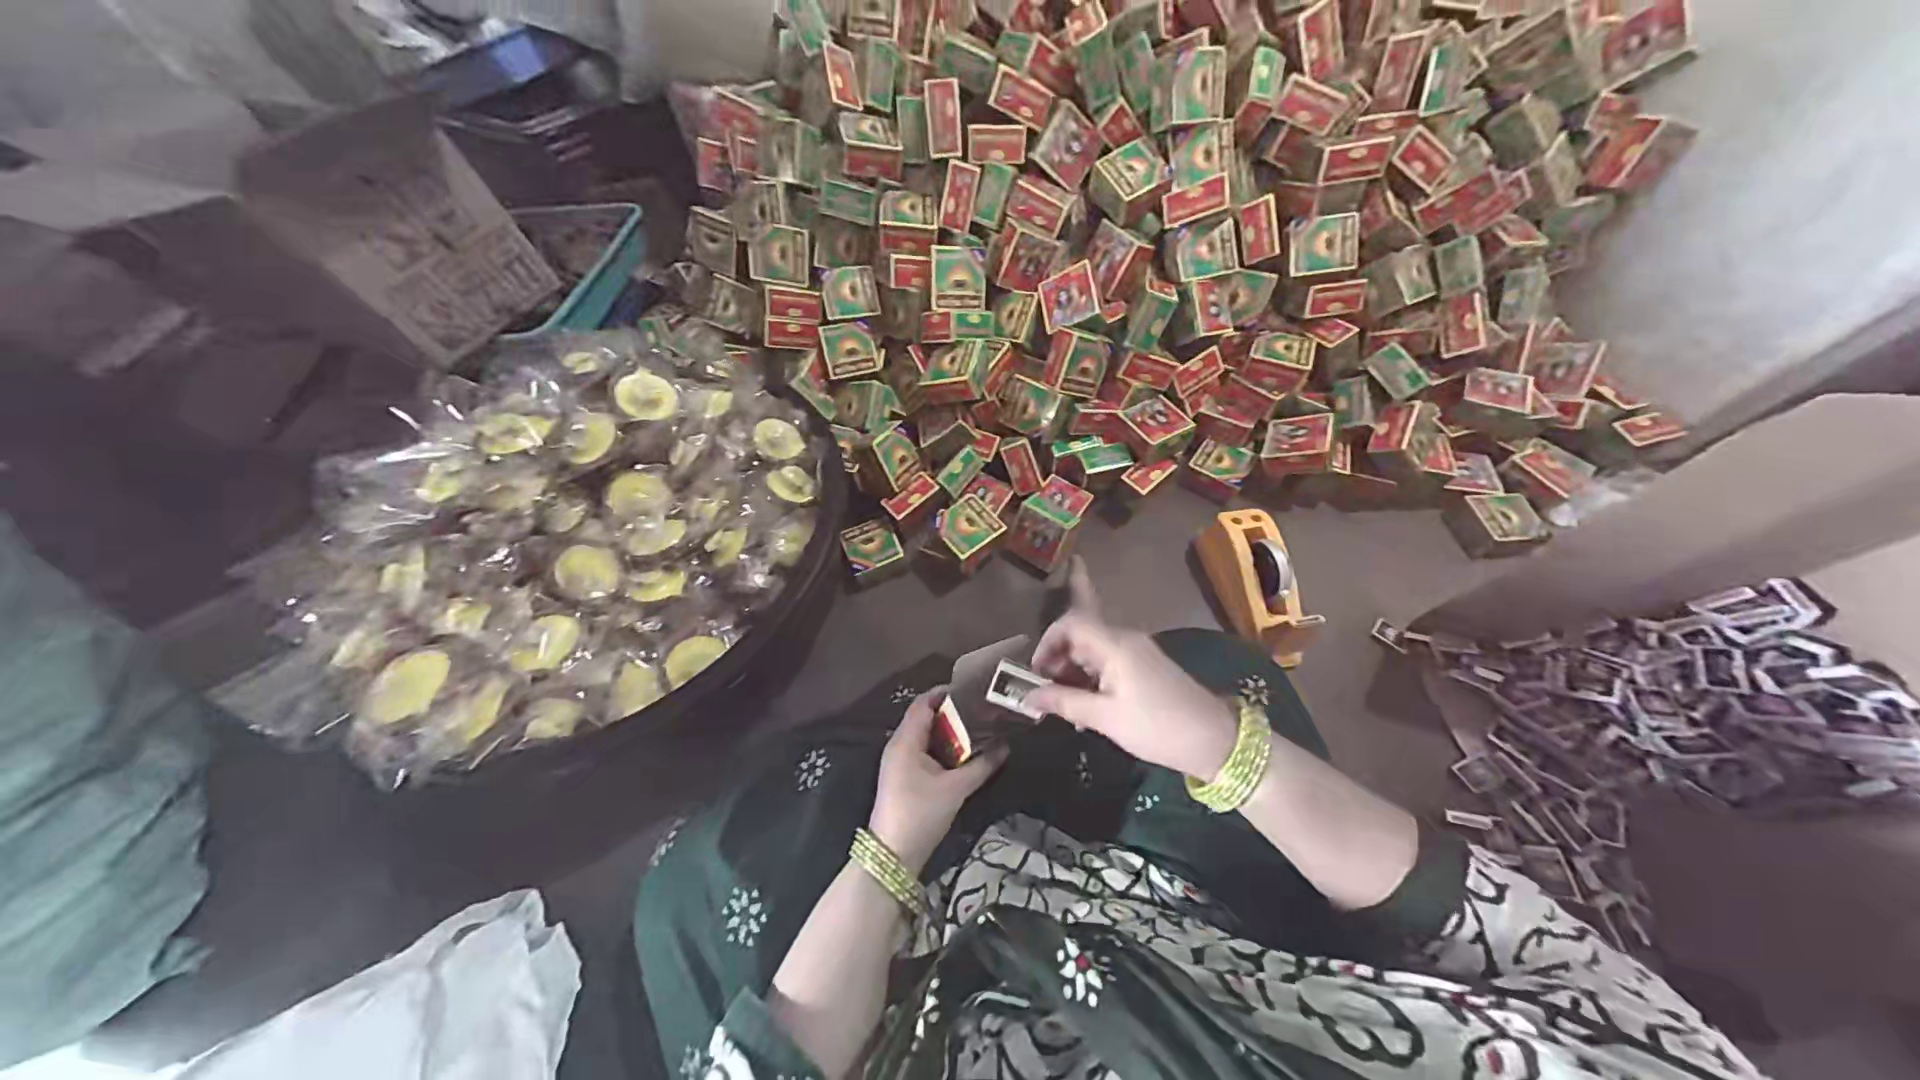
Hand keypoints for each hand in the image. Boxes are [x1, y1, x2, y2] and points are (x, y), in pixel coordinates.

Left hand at [868, 688, 1007, 872]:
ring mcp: (899, 761)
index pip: (923, 703)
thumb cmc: (921, 814)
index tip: (973, 690)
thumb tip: (1006, 746)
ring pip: (925, 735)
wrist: (893, 855)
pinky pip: (923, 750)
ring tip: (979, 727)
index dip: (946, 692)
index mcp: (906, 740)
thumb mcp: (956, 788)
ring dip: (948, 730)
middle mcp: (899, 745)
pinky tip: (964, 753)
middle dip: (952, 711)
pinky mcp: (903, 776)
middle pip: (925, 716)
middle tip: (982, 709)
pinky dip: (942, 746)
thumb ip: (982, 765)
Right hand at [1024, 558, 1237, 781]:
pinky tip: (1086, 709)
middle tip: (1047, 695)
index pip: (1070, 622)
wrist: (1214, 740)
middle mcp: (1125, 638)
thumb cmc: (1157, 727)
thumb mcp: (1105, 718)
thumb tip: (1027, 697)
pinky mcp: (1144, 665)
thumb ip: (1063, 702)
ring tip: (1065, 708)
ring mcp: (1137, 651)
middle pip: (1079, 635)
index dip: (1047, 642)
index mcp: (1115, 644)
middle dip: (1057, 661)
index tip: (1036, 673)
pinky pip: (1107, 662)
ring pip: (1092, 651)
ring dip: (1073, 674)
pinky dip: (1091, 679)